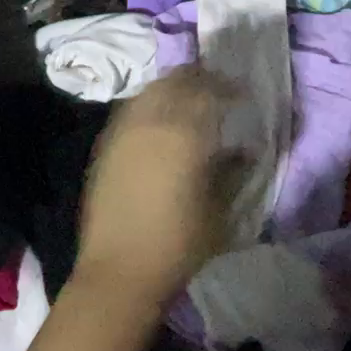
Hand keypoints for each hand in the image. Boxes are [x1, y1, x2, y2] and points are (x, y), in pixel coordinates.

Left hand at [74, 66, 234, 303]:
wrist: (119, 272)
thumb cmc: (179, 244)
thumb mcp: (220, 210)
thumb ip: (233, 172)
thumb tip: (244, 150)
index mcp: (185, 133)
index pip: (210, 91)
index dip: (230, 87)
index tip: (244, 94)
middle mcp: (152, 121)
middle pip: (177, 81)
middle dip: (201, 79)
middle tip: (218, 88)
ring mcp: (124, 130)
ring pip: (151, 90)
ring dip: (173, 87)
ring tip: (188, 98)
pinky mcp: (106, 145)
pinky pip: (131, 109)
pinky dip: (150, 103)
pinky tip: (159, 120)